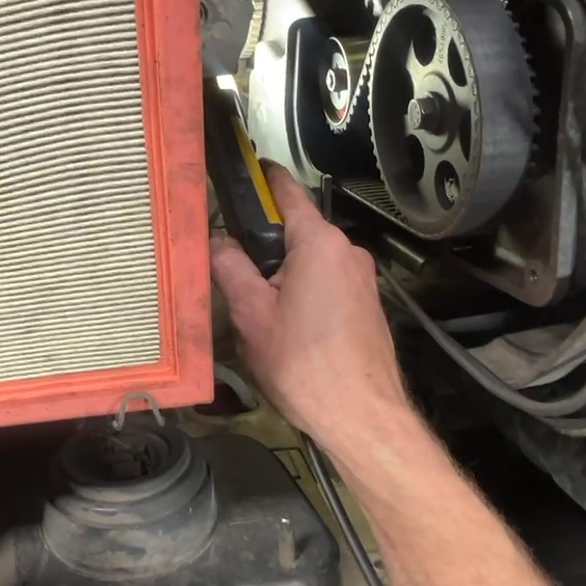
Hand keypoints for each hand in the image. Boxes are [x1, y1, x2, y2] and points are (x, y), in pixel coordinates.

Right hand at [210, 164, 410, 450]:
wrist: (361, 418)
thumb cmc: (302, 362)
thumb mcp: (251, 314)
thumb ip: (230, 267)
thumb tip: (218, 241)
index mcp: (320, 242)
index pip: (285, 190)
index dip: (259, 177)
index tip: (240, 167)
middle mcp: (347, 251)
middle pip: (295, 230)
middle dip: (263, 244)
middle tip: (230, 270)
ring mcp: (362, 279)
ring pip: (309, 260)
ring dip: (281, 273)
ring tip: (256, 310)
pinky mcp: (368, 305)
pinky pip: (326, 283)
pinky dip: (302, 291)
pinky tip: (286, 327)